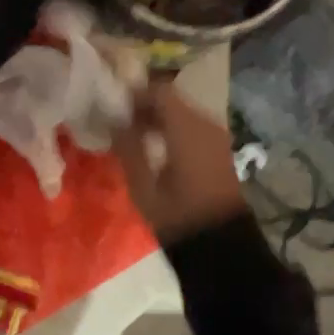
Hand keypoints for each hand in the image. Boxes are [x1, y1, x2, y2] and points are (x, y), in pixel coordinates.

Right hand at [112, 83, 248, 242]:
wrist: (220, 242)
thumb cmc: (177, 215)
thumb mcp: (143, 185)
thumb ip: (128, 147)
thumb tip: (114, 122)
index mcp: (186, 129)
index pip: (159, 92)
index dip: (134, 95)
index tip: (112, 107)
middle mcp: (205, 124)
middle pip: (172, 100)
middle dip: (144, 106)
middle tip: (118, 122)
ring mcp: (216, 135)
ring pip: (181, 112)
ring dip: (158, 118)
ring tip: (133, 136)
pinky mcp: (219, 148)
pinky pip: (191, 126)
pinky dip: (172, 129)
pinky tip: (154, 147)